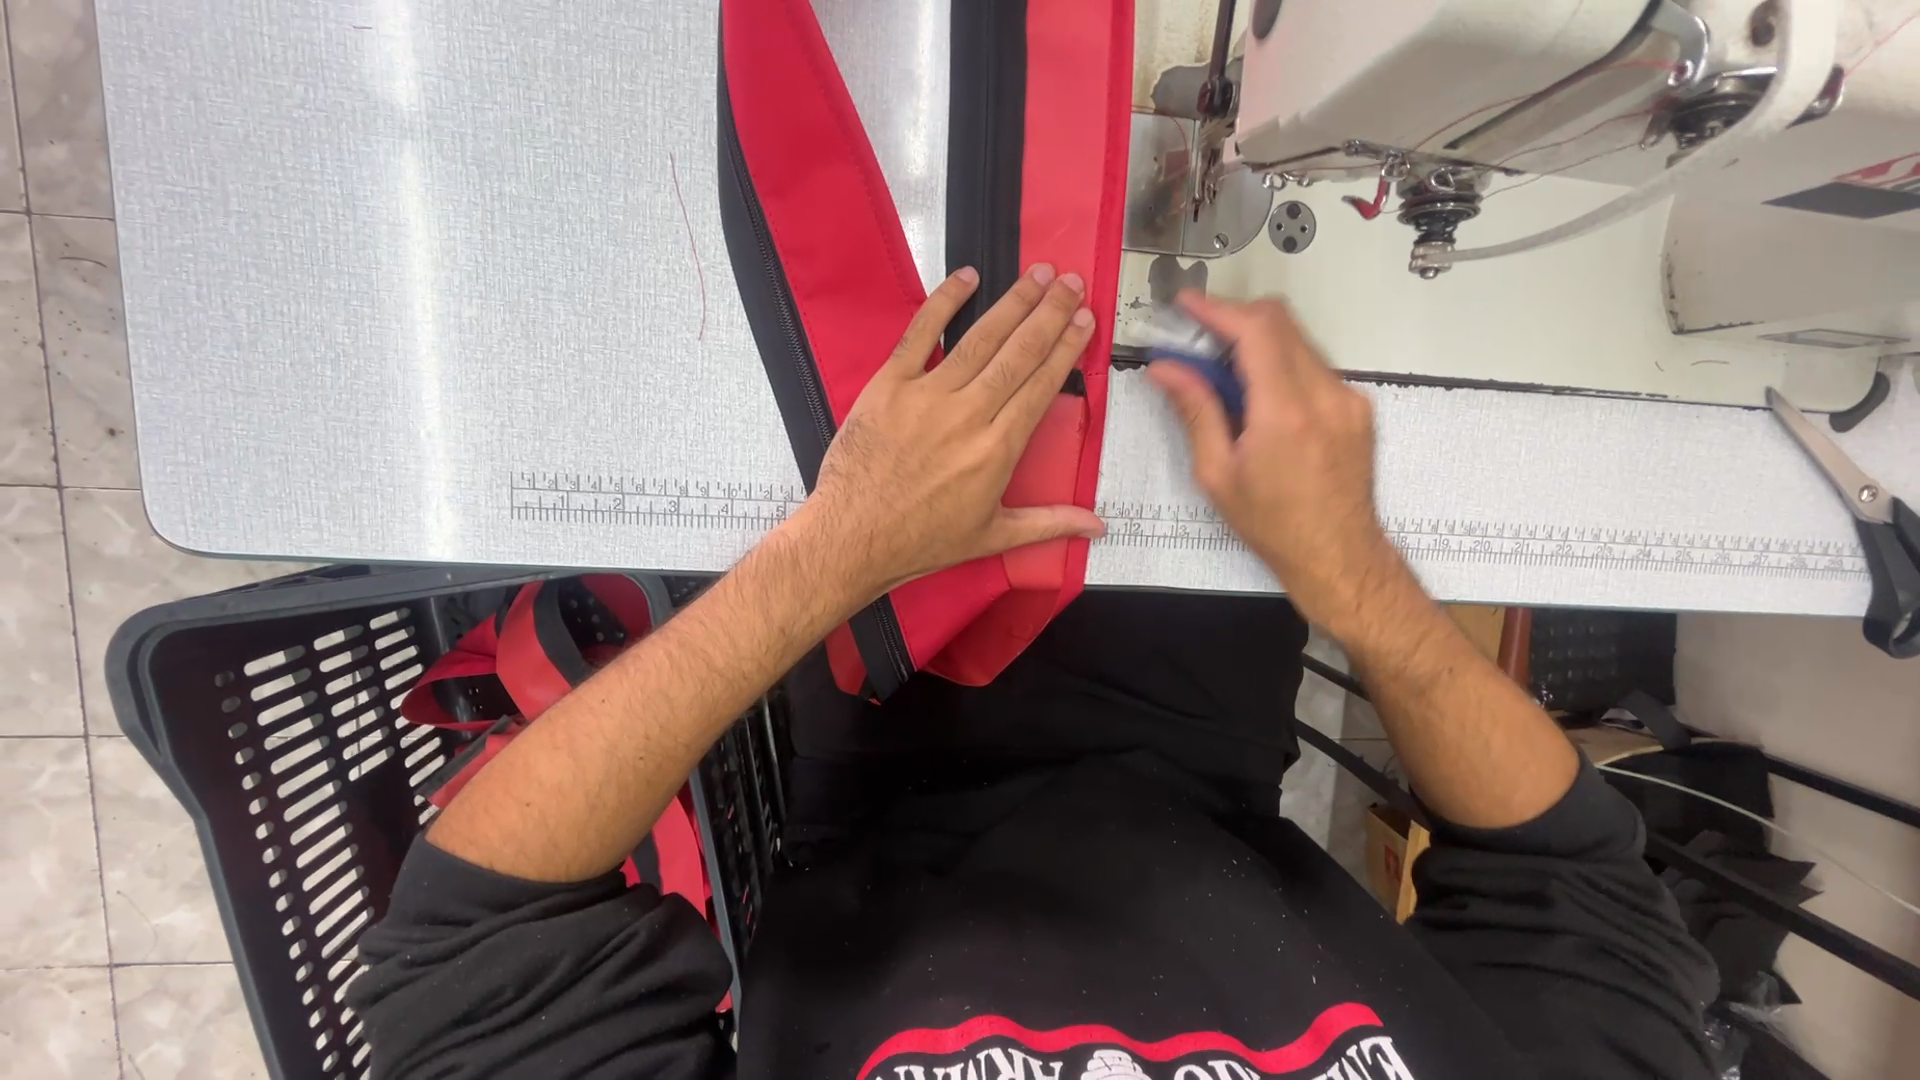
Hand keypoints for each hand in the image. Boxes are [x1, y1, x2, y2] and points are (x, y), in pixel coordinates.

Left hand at [791, 264, 1104, 601]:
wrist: (853, 537)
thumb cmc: (920, 540)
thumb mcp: (992, 536)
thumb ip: (1049, 523)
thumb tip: (1097, 526)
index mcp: (997, 449)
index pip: (1041, 386)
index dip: (1066, 349)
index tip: (1084, 322)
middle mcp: (968, 415)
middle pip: (1019, 353)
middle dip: (1050, 314)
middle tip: (1071, 283)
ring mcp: (927, 395)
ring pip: (980, 338)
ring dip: (1013, 303)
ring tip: (1037, 276)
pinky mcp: (889, 385)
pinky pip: (920, 333)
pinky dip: (944, 303)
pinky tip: (967, 278)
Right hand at [1147, 293, 1409, 635]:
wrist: (1338, 554)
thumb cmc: (1273, 525)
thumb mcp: (1218, 474)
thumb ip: (1195, 411)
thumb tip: (1166, 370)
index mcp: (1285, 413)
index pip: (1255, 331)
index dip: (1216, 309)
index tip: (1186, 304)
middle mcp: (1325, 394)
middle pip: (1280, 323)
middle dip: (1233, 319)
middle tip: (1196, 338)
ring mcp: (1347, 398)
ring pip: (1298, 341)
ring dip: (1256, 343)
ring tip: (1222, 373)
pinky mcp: (1356, 406)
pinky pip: (1313, 366)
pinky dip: (1279, 366)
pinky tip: (1257, 399)